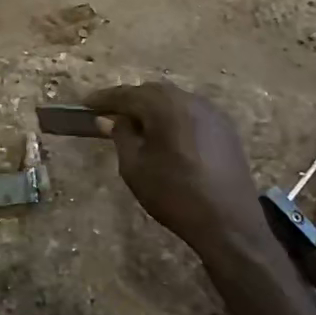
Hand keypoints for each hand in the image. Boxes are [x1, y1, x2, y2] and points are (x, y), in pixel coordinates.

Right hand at [84, 82, 269, 253]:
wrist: (228, 222)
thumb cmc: (174, 195)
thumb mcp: (135, 168)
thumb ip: (121, 136)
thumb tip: (108, 119)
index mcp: (165, 106)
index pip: (128, 94)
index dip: (105, 99)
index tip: (86, 105)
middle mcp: (191, 100)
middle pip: (153, 92)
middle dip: (130, 100)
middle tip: (109, 115)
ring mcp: (213, 113)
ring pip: (175, 101)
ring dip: (153, 108)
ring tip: (136, 126)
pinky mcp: (226, 129)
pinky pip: (192, 113)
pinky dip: (173, 118)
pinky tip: (166, 136)